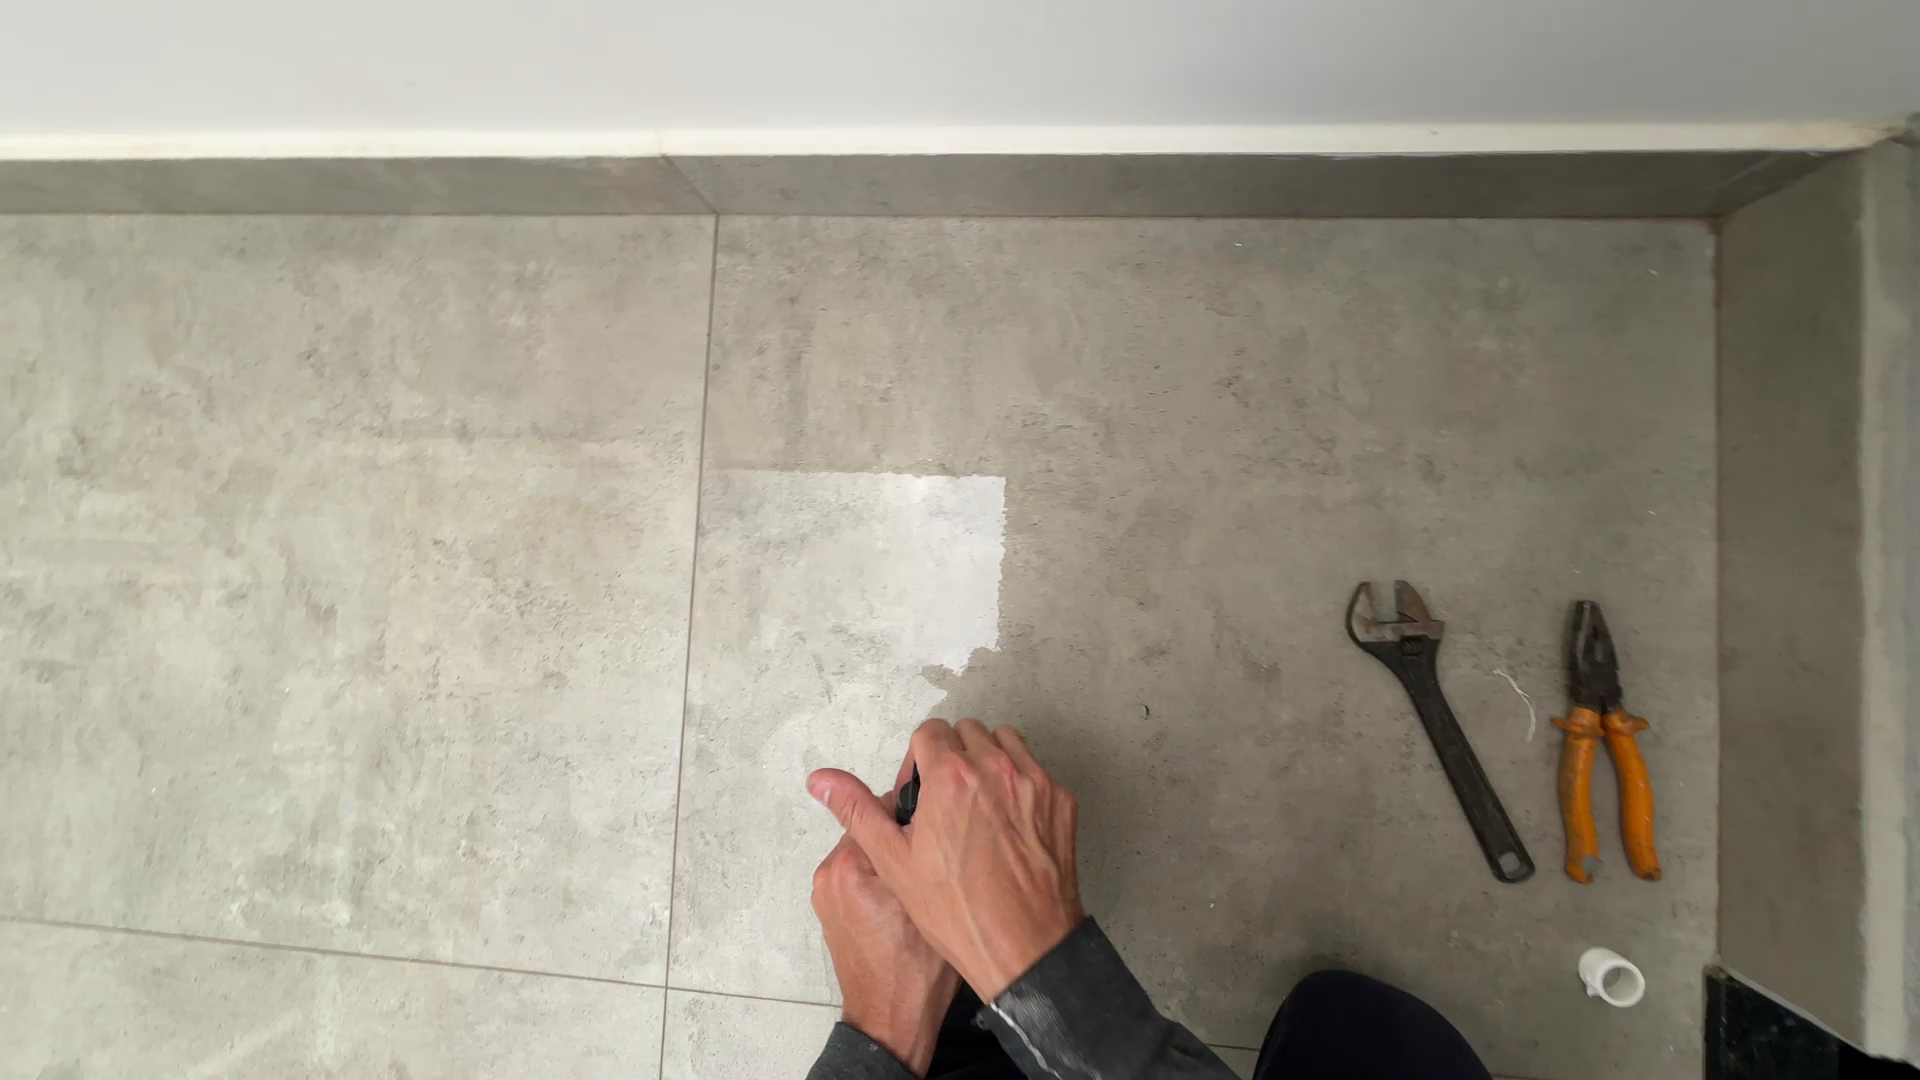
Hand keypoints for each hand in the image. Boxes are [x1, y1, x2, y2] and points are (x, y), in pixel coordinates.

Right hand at [808, 719, 1084, 1000]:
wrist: (1024, 948)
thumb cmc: (955, 909)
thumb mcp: (893, 861)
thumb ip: (856, 809)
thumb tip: (820, 778)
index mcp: (950, 774)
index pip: (930, 731)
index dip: (920, 760)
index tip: (923, 792)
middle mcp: (994, 766)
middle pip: (967, 731)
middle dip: (953, 756)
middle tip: (948, 801)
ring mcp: (1033, 780)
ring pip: (1004, 741)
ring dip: (988, 760)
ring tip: (979, 805)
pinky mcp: (1060, 797)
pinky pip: (1034, 768)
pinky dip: (1020, 781)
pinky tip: (1009, 822)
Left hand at [812, 772, 958, 1076]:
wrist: (889, 1021)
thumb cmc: (918, 968)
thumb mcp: (934, 899)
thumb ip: (928, 848)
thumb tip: (935, 805)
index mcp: (853, 866)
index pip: (886, 805)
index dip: (918, 809)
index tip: (939, 815)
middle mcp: (831, 871)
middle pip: (872, 824)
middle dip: (901, 832)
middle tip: (932, 849)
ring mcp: (825, 889)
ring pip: (866, 845)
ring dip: (889, 851)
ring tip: (918, 874)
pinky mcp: (828, 904)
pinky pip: (856, 868)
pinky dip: (876, 871)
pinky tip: (900, 892)